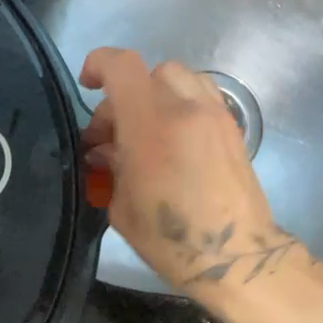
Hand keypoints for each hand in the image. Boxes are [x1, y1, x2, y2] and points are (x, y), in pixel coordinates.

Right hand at [79, 48, 302, 299]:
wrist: (234, 256)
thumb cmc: (170, 239)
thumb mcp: (122, 207)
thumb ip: (111, 167)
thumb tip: (106, 151)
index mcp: (152, 125)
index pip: (123, 66)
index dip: (99, 65)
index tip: (88, 85)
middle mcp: (186, 109)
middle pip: (149, 73)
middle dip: (124, 97)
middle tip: (112, 136)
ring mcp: (215, 116)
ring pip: (180, 78)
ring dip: (157, 95)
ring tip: (145, 130)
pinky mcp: (232, 129)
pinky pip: (201, 97)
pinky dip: (181, 107)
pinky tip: (172, 141)